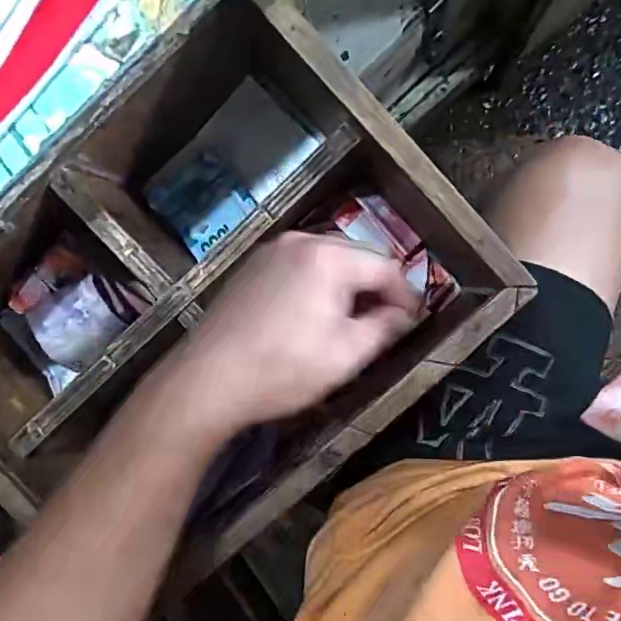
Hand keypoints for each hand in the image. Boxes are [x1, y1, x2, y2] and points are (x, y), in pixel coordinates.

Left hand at [157, 232, 419, 436]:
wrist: (207, 380)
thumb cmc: (282, 370)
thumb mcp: (346, 355)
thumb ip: (385, 327)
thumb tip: (403, 314)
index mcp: (328, 257)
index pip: (387, 266)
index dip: (406, 295)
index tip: (413, 321)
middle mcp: (300, 241)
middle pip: (357, 257)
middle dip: (375, 288)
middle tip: (383, 324)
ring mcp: (271, 251)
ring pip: (328, 260)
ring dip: (347, 286)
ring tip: (350, 323)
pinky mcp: (252, 266)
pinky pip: (300, 266)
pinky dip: (317, 285)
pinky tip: (313, 316)